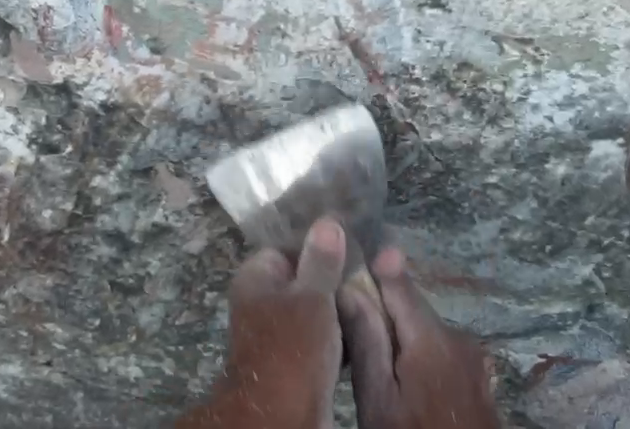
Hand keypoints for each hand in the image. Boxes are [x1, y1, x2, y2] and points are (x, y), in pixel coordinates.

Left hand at [177, 218, 347, 428]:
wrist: (281, 418)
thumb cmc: (291, 349)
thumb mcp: (311, 297)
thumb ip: (321, 261)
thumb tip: (328, 220)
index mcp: (256, 278)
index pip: (287, 246)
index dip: (318, 243)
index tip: (351, 240)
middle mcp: (262, 302)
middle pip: (303, 278)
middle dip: (334, 277)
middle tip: (368, 269)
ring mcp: (279, 333)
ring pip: (315, 309)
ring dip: (340, 307)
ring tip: (373, 295)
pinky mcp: (296, 361)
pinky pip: (322, 337)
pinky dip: (340, 333)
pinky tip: (367, 328)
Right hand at [336, 245, 499, 428]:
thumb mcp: (378, 402)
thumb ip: (366, 342)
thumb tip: (347, 287)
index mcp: (432, 338)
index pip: (398, 281)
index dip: (374, 267)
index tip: (349, 250)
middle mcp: (458, 336)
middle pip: (411, 307)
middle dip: (384, 309)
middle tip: (351, 316)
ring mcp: (473, 358)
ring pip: (425, 329)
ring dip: (401, 334)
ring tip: (374, 351)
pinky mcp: (478, 376)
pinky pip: (440, 349)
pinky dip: (419, 353)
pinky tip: (403, 375)